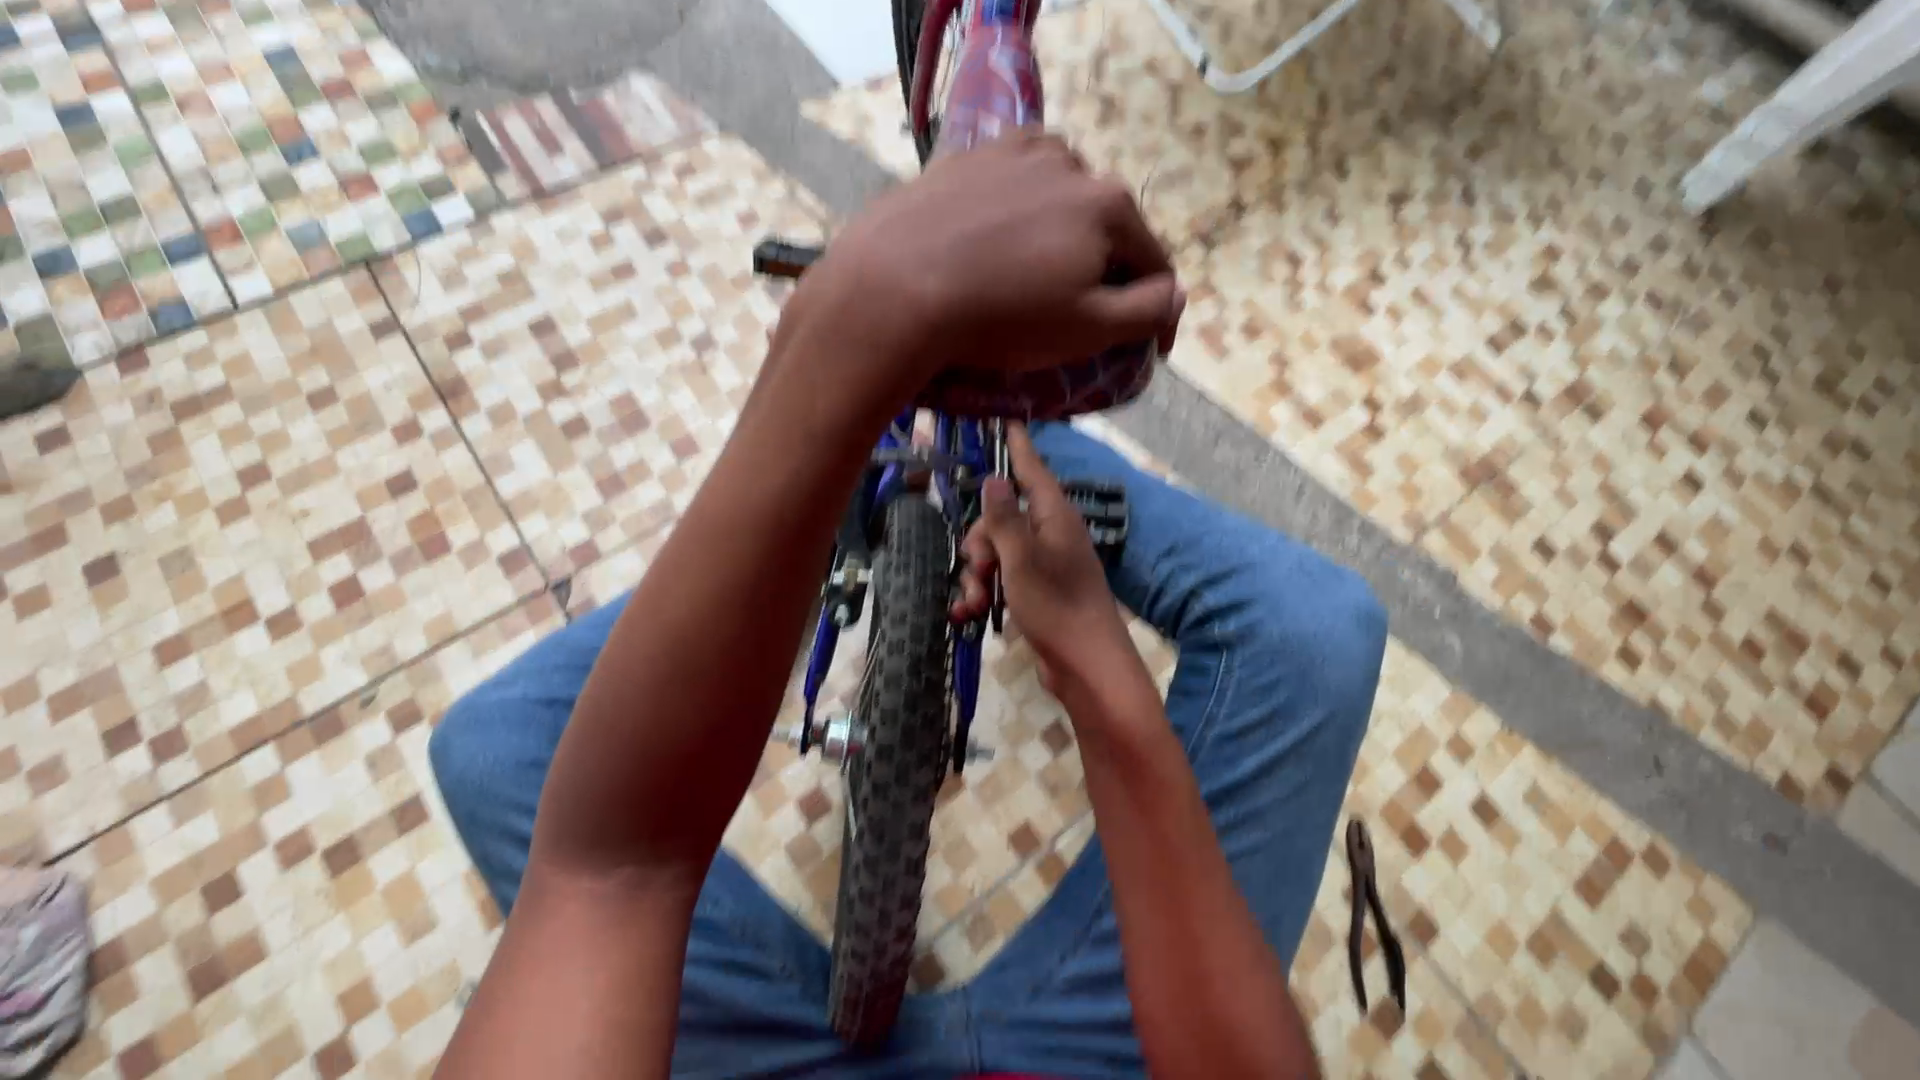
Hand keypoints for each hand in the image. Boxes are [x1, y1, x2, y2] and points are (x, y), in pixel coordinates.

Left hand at [788, 134, 1184, 404]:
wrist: (892, 288)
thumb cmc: (999, 317)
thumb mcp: (1088, 329)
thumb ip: (1147, 310)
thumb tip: (1177, 293)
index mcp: (1109, 204)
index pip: (1154, 261)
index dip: (1157, 310)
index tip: (1150, 346)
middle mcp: (1070, 163)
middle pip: (1107, 227)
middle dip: (1106, 272)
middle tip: (1084, 316)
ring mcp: (1014, 153)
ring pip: (1059, 203)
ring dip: (1062, 239)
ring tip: (1033, 281)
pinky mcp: (966, 158)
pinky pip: (1010, 190)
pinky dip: (1016, 218)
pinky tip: (994, 248)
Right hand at [951, 424, 1137, 693]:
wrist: (1086, 665)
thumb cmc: (1056, 605)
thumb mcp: (1021, 558)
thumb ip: (1004, 518)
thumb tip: (994, 478)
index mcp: (1054, 517)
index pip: (1032, 470)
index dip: (1018, 448)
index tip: (1007, 421)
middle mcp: (1051, 535)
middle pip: (1001, 518)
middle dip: (979, 542)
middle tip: (979, 568)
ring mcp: (1045, 566)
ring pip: (996, 553)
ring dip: (977, 575)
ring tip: (975, 601)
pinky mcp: (1038, 595)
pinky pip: (1002, 581)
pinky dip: (984, 594)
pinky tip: (969, 613)